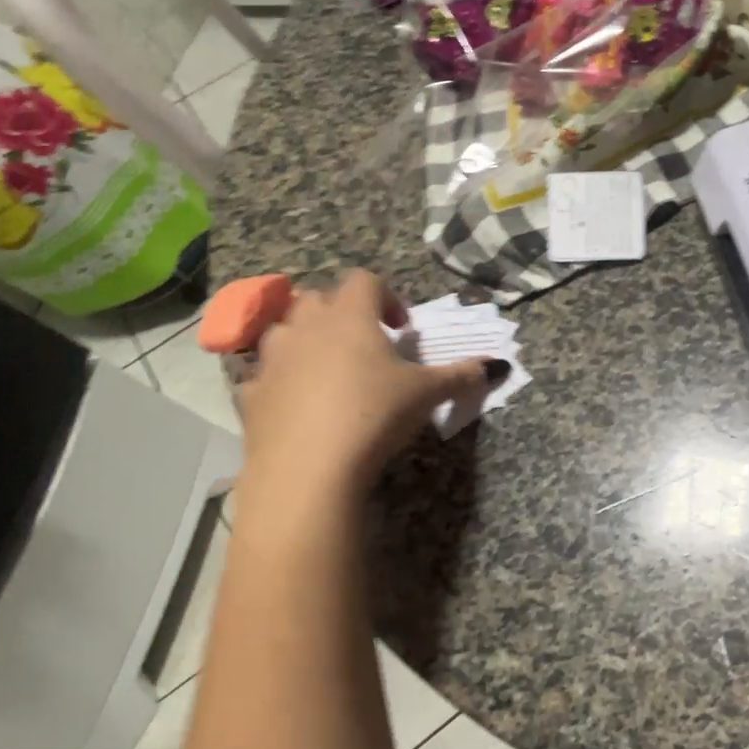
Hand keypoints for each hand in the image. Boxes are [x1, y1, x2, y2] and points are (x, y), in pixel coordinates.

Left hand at [236, 270, 503, 493]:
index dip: (387, 298)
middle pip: (320, 299)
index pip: (366, 281)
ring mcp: (271, 357)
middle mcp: (304, 325)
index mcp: (349, 315)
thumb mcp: (427, 395)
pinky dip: (282, 380)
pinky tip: (302, 406)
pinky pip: (265, 373)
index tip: (402, 329)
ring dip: (307, 341)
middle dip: (344, 315)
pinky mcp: (250, 392)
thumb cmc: (374, 414)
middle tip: (367, 347)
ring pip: (285, 331)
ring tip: (330, 372)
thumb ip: (461, 376)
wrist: (308, 467)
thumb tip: (499, 366)